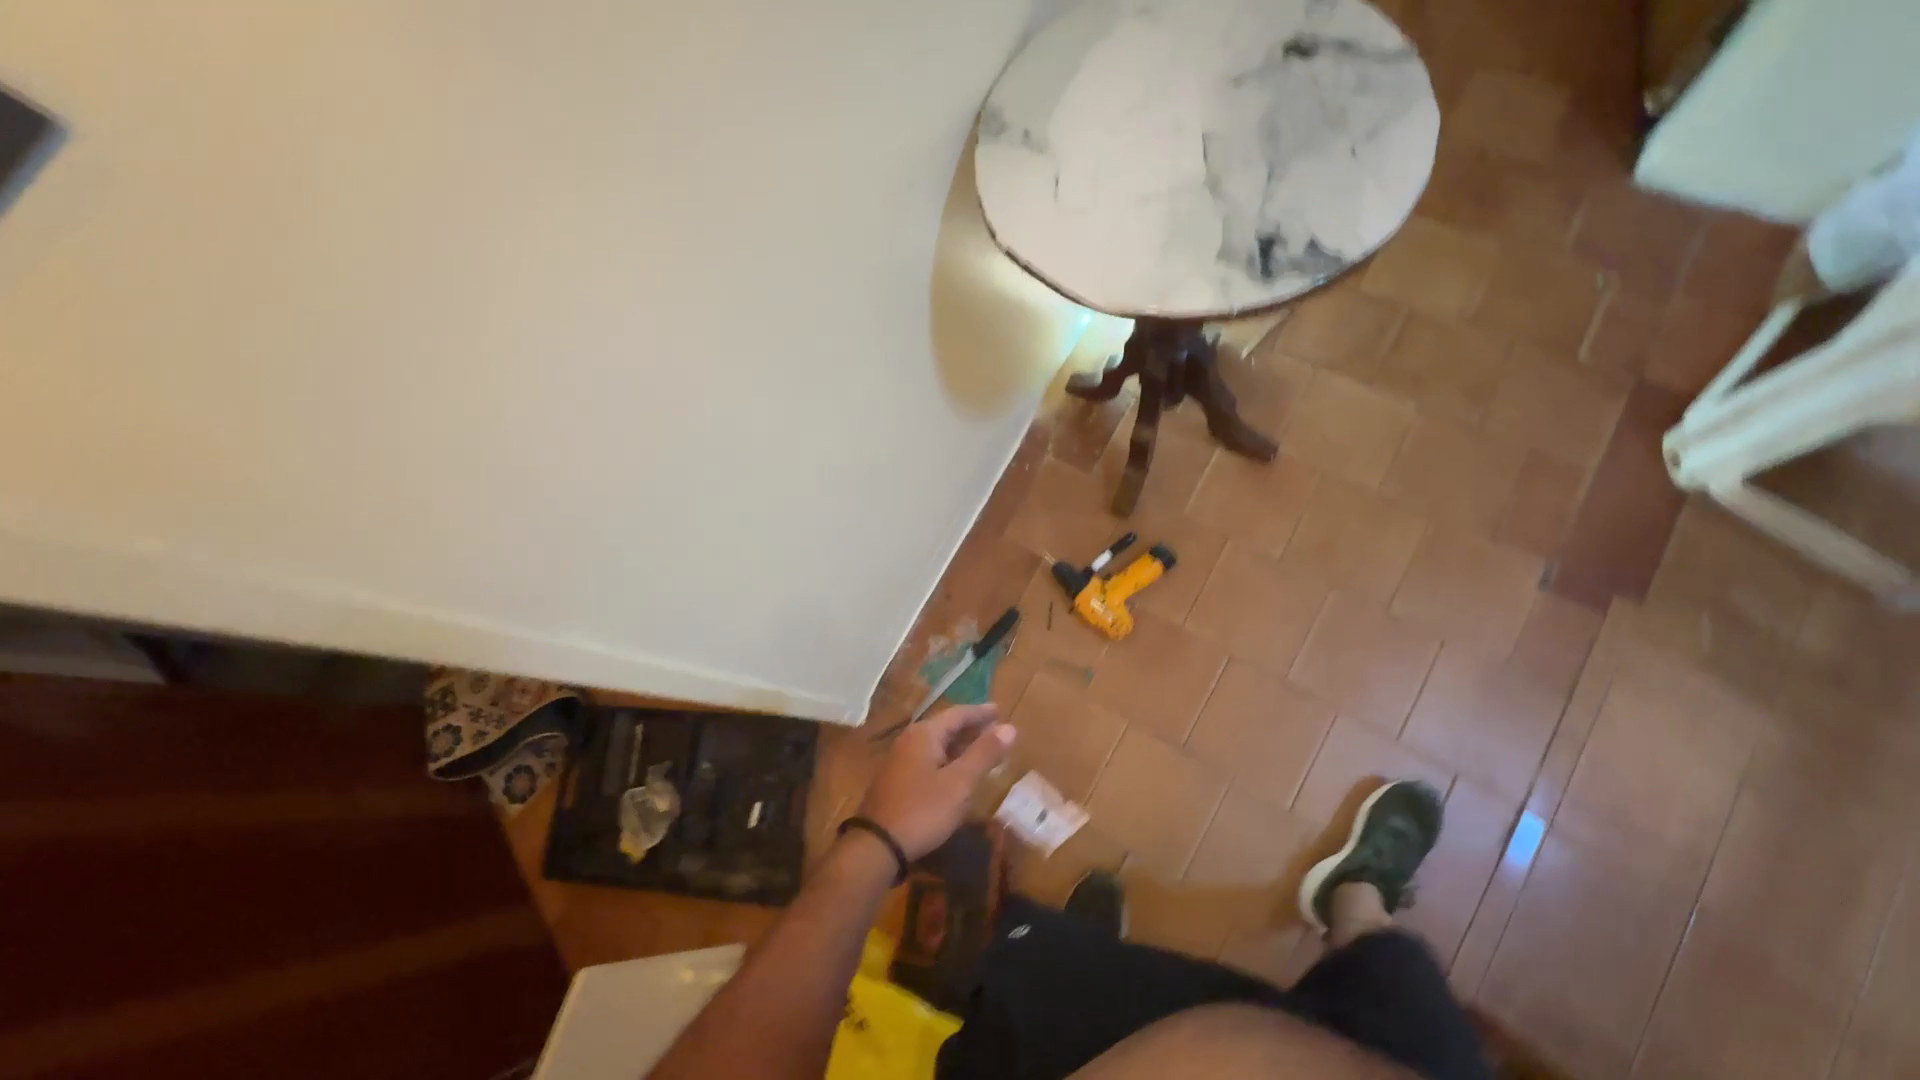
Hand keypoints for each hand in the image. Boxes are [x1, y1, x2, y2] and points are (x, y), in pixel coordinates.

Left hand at [856, 704, 1014, 858]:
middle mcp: (909, 740)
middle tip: (994, 729)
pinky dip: (947, 758)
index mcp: (924, 734)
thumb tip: (1010, 727)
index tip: (1000, 710)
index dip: (980, 712)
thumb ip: (984, 754)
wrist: (877, 844)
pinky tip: (956, 772)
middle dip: (970, 727)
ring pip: (936, 744)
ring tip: (980, 749)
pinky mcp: (896, 779)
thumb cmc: (923, 810)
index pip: (957, 713)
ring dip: (959, 744)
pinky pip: (927, 758)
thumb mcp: (960, 783)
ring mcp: (899, 759)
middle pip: (945, 726)